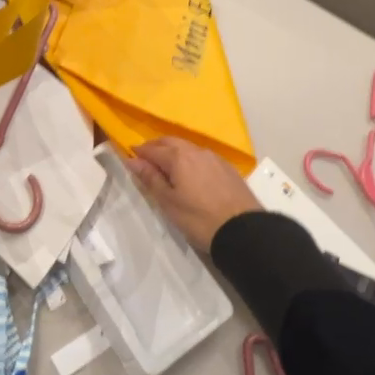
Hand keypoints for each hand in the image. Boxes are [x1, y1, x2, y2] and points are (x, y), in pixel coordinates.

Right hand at [126, 136, 260, 252]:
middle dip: (155, 147)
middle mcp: (195, 151)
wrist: (245, 232)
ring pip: (187, 147)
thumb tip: (132, 160)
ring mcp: (214, 158)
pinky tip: (191, 173)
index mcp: (178, 157)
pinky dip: (190, 159)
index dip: (139, 152)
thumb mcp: (169, 202)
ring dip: (173, 151)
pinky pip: (202, 156)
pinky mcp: (228, 168)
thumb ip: (150, 178)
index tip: (129, 157)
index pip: (152, 149)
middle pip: (170, 142)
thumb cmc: (199, 219)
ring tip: (168, 167)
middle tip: (146, 159)